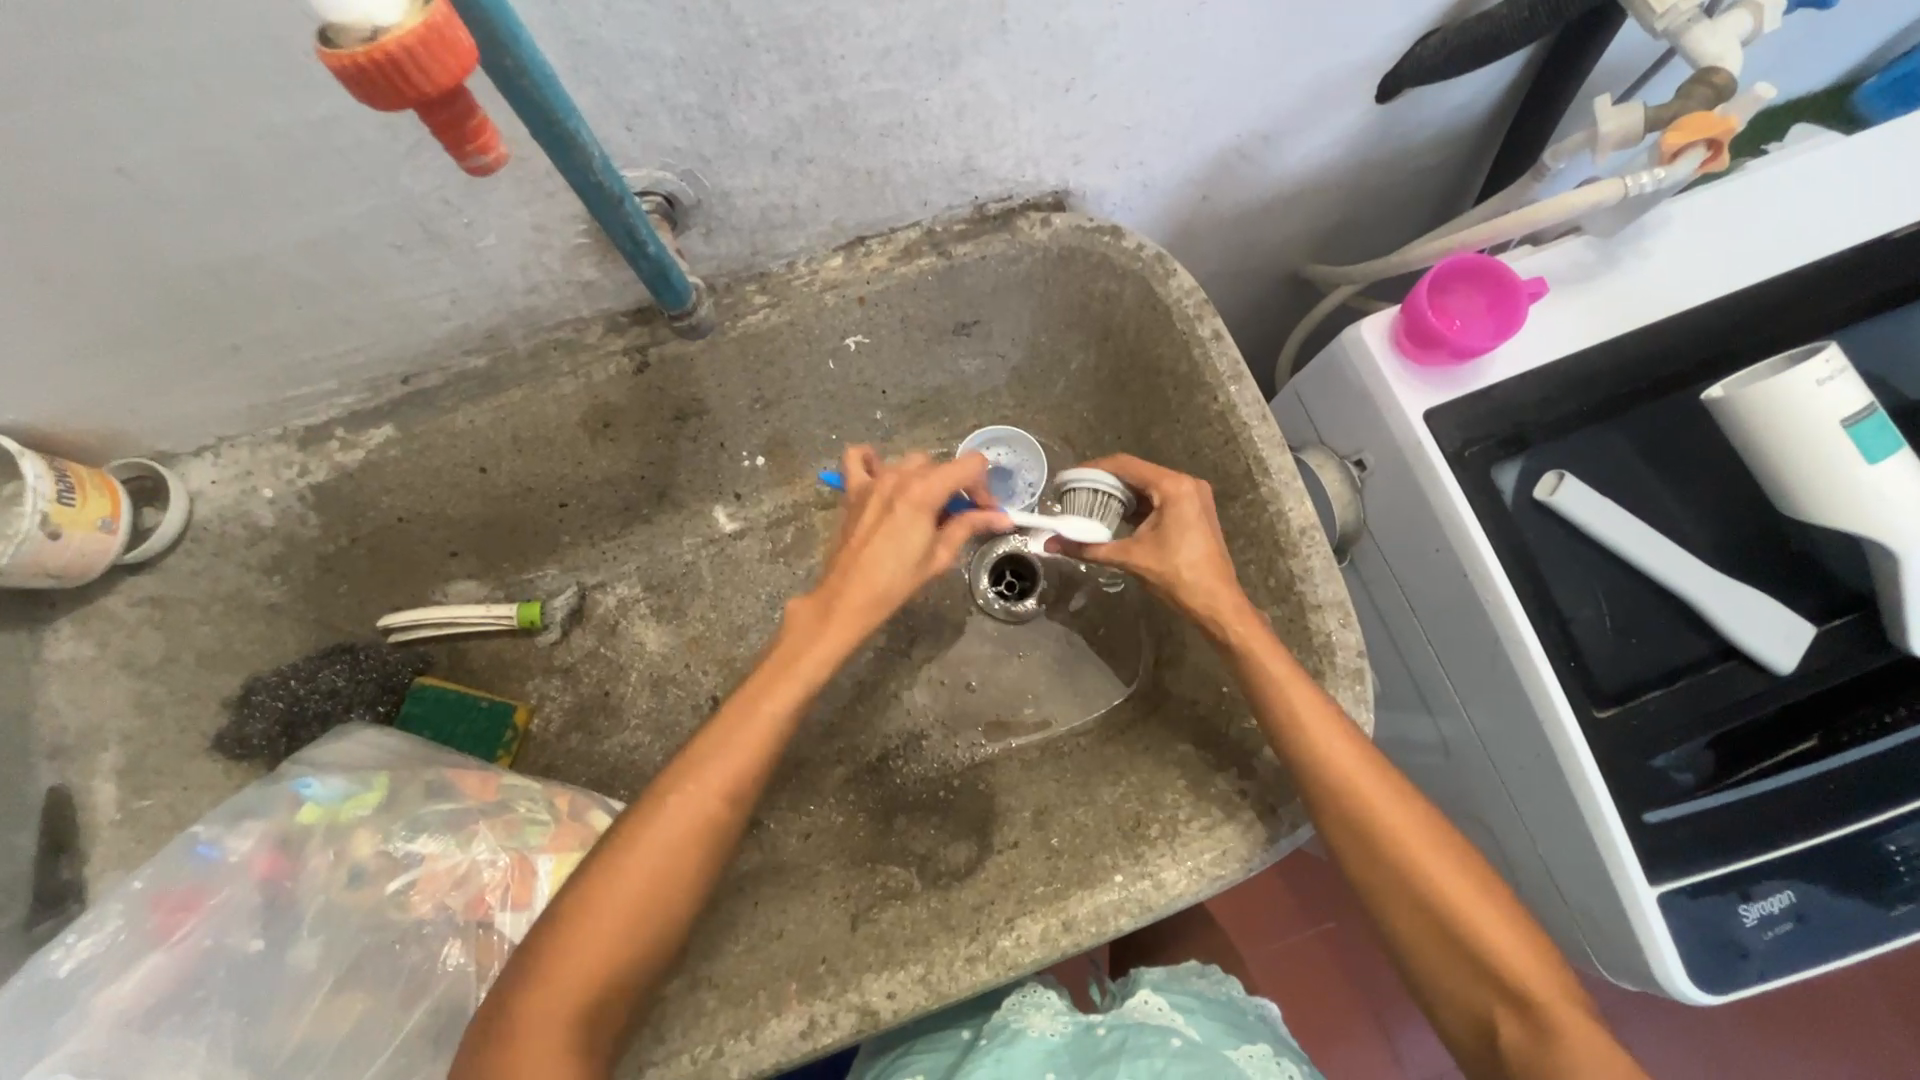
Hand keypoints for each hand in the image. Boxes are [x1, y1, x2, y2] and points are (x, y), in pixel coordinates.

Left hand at [801, 445, 1009, 639]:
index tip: (983, 511)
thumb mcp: (940, 554)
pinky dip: (872, 460)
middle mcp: (898, 476)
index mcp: (924, 491)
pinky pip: (857, 457)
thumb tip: (1002, 517)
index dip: (982, 486)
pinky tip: (882, 475)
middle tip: (960, 516)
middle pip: (941, 465)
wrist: (850, 595)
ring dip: (925, 478)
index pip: (969, 465)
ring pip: (909, 462)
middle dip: (958, 486)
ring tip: (927, 507)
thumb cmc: (898, 580)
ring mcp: (873, 480)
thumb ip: (969, 526)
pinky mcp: (852, 489)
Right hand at [1050, 454, 1252, 631]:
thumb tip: (1049, 545)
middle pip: (1136, 473)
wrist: (1217, 603)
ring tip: (1090, 504)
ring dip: (1121, 494)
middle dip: (1105, 482)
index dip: (1094, 468)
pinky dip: (1137, 505)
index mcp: (1173, 486)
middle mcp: (1186, 483)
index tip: (1070, 477)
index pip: (1125, 465)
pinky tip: (1116, 517)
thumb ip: (1087, 547)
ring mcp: (1194, 496)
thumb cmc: (1177, 577)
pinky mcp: (1195, 510)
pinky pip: (1160, 498)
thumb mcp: (1129, 558)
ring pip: (1148, 486)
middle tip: (1076, 493)